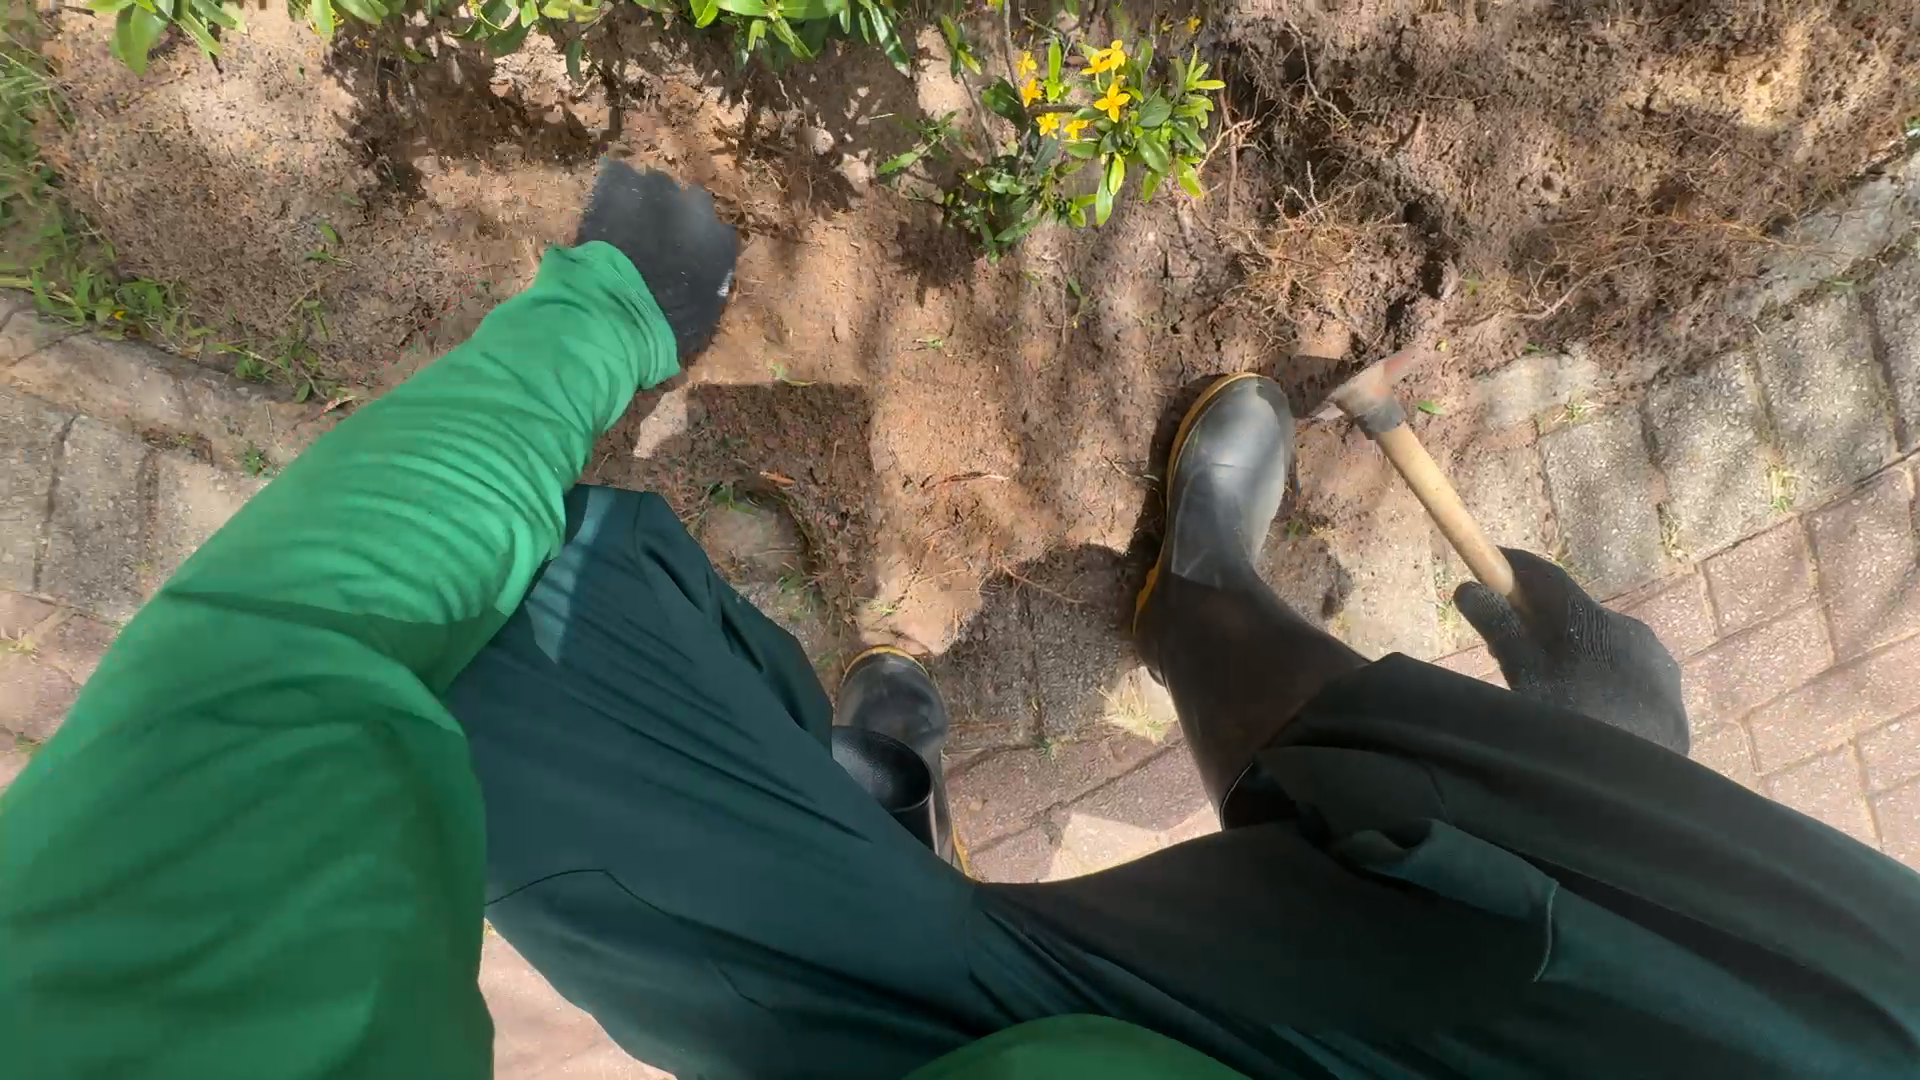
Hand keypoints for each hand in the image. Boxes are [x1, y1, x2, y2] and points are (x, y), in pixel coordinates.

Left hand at [575, 160, 737, 358]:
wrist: (617, 311)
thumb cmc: (665, 326)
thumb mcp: (703, 315)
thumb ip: (708, 288)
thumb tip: (706, 281)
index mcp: (720, 246)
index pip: (723, 236)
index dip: (705, 245)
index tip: (692, 258)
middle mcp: (696, 212)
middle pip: (695, 202)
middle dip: (681, 215)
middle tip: (662, 236)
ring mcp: (657, 195)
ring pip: (657, 185)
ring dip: (649, 199)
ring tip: (632, 218)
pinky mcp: (618, 187)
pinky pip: (619, 176)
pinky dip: (615, 189)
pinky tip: (607, 207)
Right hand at [1454, 548, 1687, 753]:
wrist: (1633, 785)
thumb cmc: (1570, 719)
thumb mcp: (1524, 675)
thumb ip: (1500, 629)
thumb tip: (1469, 587)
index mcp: (1594, 622)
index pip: (1547, 577)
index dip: (1514, 566)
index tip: (1488, 563)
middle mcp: (1632, 630)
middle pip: (1571, 611)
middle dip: (1533, 617)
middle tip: (1500, 640)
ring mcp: (1658, 664)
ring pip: (1597, 642)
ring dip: (1563, 647)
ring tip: (1538, 680)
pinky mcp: (1671, 695)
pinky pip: (1619, 669)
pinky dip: (1589, 671)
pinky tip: (1576, 700)